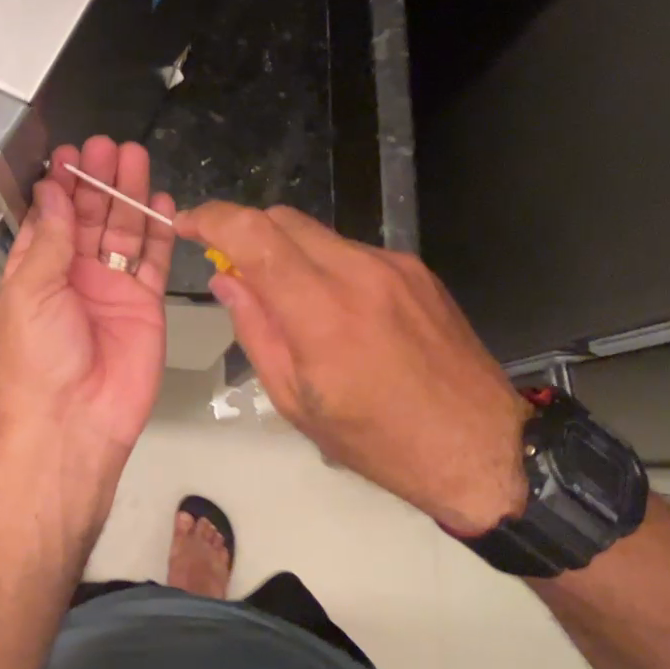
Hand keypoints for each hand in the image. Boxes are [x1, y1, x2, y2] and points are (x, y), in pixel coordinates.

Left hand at [0, 137, 175, 471]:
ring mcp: (110, 289)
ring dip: (127, 194)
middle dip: (96, 180)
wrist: (72, 423)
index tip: (69, 152)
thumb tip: (49, 189)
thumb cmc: (35, 361)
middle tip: (106, 145)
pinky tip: (162, 200)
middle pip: (87, 216)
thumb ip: (47, 238)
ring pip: (122, 231)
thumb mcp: (29, 290)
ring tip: (133, 155)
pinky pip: (153, 261)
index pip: (48, 217)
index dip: (59, 185)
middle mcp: (72, 275)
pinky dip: (159, 231)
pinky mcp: (144, 305)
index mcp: (35, 271)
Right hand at [174, 203, 528, 534]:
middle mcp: (358, 272)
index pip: (252, 234)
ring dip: (286, 251)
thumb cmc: (378, 440)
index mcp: (321, 311)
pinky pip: (351, 252)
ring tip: (287, 301)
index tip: (187, 225)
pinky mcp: (417, 271)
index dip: (210, 219)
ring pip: (317, 233)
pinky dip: (324, 266)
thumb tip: (227, 279)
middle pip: (281, 219)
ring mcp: (393, 266)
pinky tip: (334, 310)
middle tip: (230, 267)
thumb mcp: (295, 399)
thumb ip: (255, 329)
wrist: (482, 449)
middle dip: (244, 231)